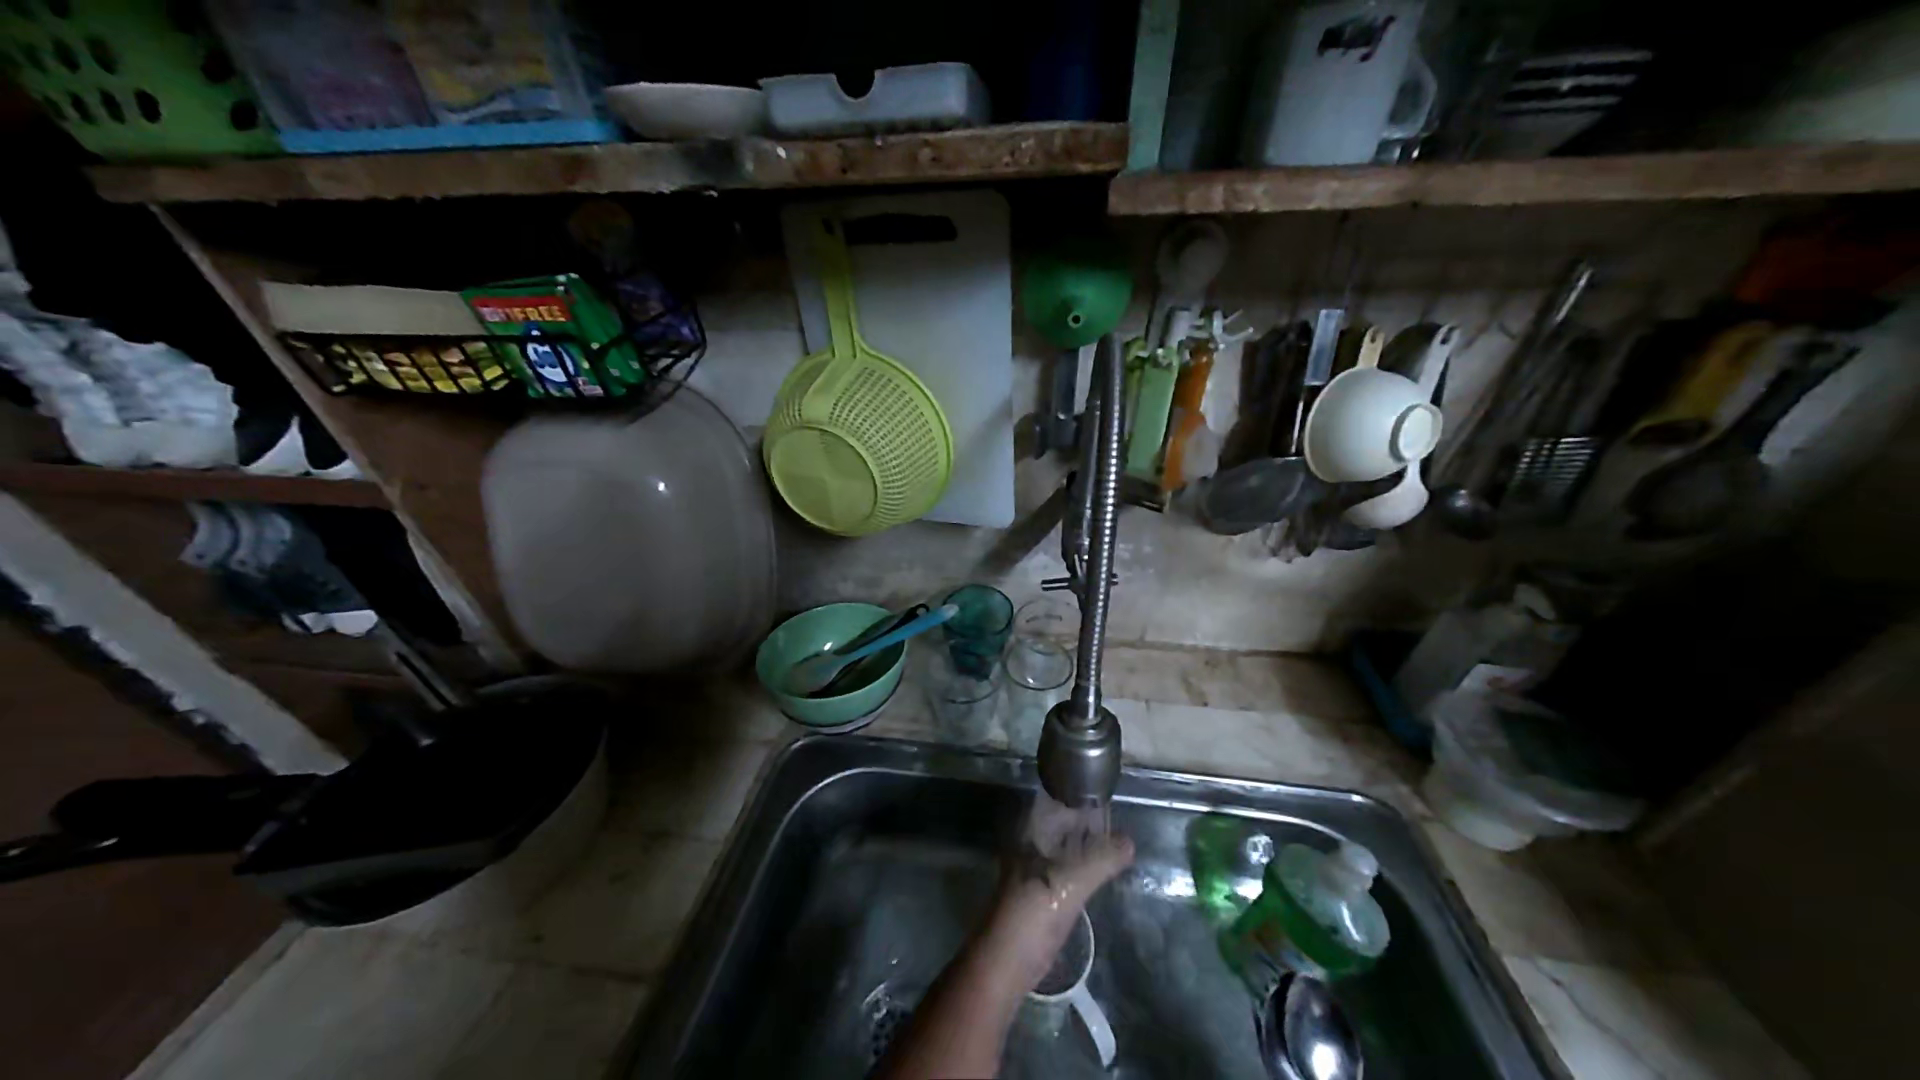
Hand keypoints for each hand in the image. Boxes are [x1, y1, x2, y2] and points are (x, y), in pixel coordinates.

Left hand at [981, 803, 1134, 994]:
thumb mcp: (1070, 884)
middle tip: (1119, 821)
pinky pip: (1067, 870)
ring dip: (1087, 845)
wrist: (1005, 963)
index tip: (1106, 794)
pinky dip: (1084, 867)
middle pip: (1061, 825)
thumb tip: (1130, 842)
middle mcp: (1030, 847)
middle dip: (1087, 821)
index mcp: (1030, 836)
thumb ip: (1101, 861)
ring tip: (1118, 844)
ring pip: (1064, 848)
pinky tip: (1102, 872)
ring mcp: (1035, 871)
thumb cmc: (1032, 915)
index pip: (1055, 802)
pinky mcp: (1042, 895)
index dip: (1078, 796)